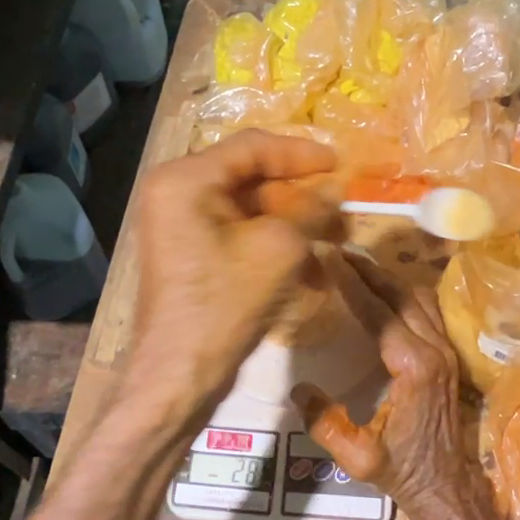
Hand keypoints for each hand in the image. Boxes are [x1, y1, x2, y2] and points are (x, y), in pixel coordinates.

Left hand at [125, 130, 339, 406]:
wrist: (180, 373)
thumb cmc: (225, 303)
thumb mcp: (280, 248)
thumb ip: (311, 209)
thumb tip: (334, 190)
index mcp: (186, 179)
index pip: (252, 147)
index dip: (301, 154)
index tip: (341, 165)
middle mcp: (177, 195)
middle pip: (251, 181)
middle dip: (302, 200)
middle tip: (343, 213)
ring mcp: (181, 228)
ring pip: (250, 214)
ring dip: (295, 229)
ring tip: (336, 247)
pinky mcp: (191, 258)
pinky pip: (239, 239)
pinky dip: (274, 250)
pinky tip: (311, 275)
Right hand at [293, 252, 467, 509]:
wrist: (446, 486)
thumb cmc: (401, 471)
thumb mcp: (357, 456)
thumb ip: (326, 424)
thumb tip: (298, 390)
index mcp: (414, 367)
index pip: (378, 313)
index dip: (351, 283)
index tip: (329, 258)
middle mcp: (434, 350)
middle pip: (400, 295)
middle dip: (368, 270)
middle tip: (338, 250)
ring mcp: (446, 351)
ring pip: (419, 298)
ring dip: (388, 277)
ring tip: (357, 263)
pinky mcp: (449, 356)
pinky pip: (429, 310)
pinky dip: (406, 292)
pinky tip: (386, 289)